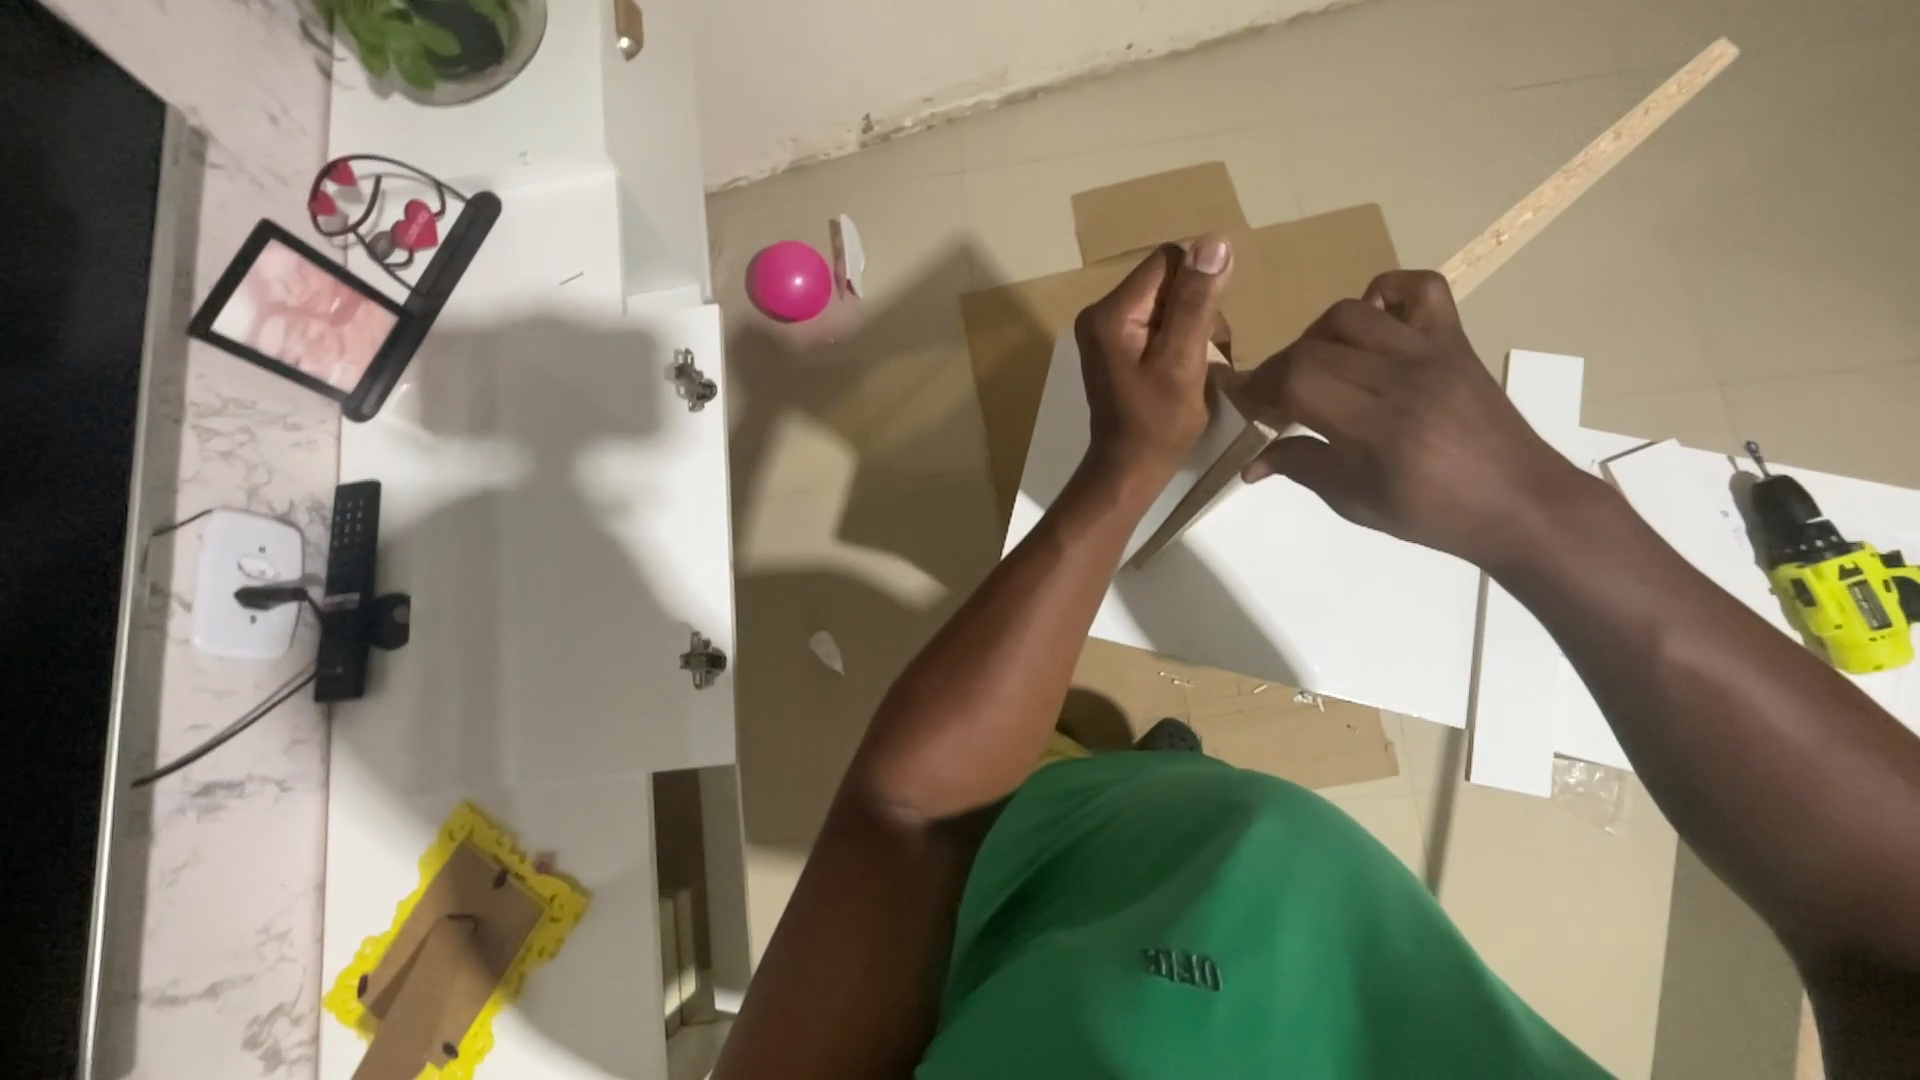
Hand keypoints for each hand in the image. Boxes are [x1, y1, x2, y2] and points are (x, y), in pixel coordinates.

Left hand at [1073, 237, 1233, 492]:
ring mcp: (1107, 330)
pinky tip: (1185, 371)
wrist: (1130, 467)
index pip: (1169, 261)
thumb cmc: (1158, 422)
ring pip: (1171, 302)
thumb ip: (1197, 303)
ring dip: (1195, 330)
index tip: (1204, 333)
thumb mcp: (1183, 361)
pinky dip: (1181, 342)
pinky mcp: (1117, 346)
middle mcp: (1101, 312)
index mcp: (1110, 312)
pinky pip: (1160, 323)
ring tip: (1197, 369)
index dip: (1199, 288)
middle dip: (1199, 313)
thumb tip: (1214, 242)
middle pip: (1170, 281)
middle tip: (1204, 358)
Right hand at [1238, 270, 1594, 567]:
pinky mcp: (1455, 341)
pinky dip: (1385, 292)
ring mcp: (1433, 353)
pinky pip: (1419, 288)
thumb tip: (1251, 462)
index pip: (1296, 381)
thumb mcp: (1356, 503)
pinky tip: (1371, 324)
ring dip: (1316, 336)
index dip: (1259, 388)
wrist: (1520, 502)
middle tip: (1274, 397)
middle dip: (1278, 369)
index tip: (1246, 405)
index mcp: (1376, 429)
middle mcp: (1402, 380)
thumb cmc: (1434, 514)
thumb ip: (1302, 469)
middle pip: (1313, 347)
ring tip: (1317, 365)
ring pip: (1351, 313)